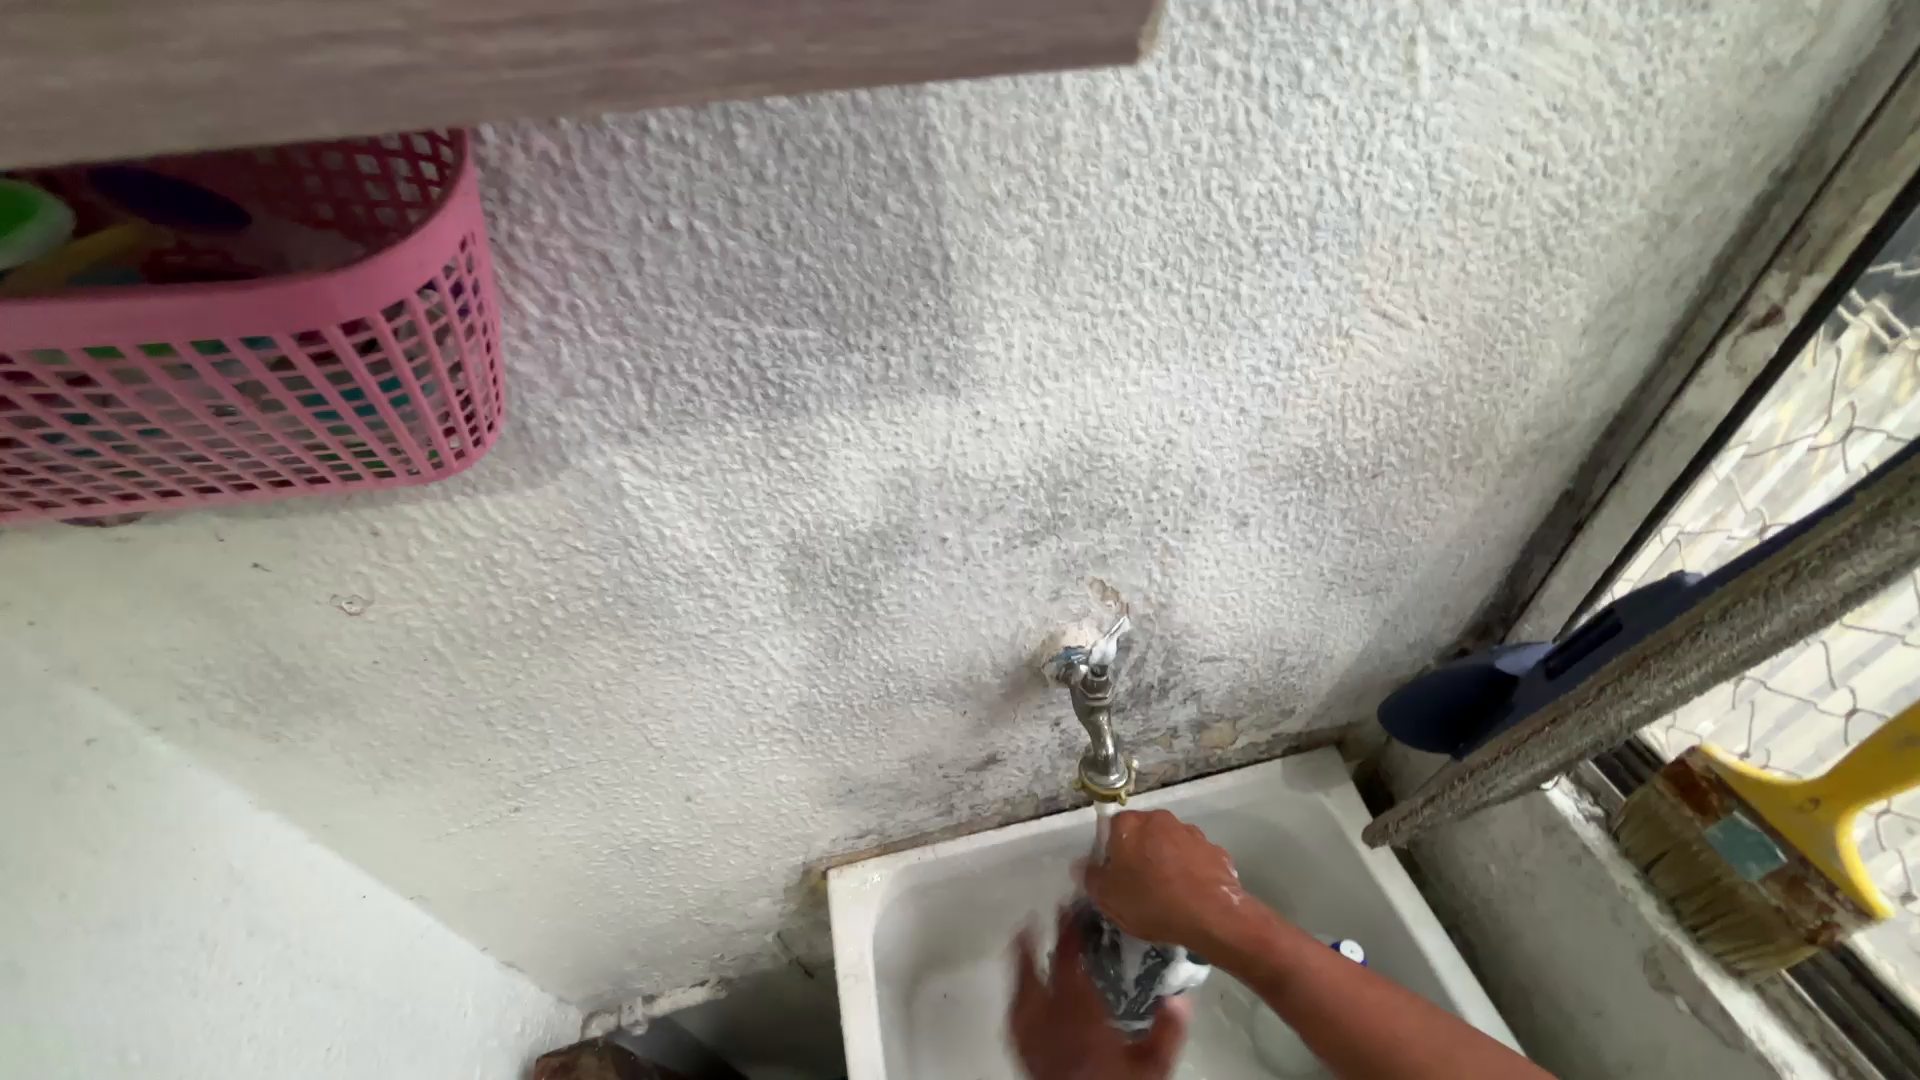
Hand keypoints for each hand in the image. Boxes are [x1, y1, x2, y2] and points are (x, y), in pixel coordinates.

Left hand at [1009, 908, 1187, 1079]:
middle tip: (1038, 917)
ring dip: (1020, 963)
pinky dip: (1015, 994)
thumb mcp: (1153, 1070)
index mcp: (1084, 1020)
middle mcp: (1053, 1025)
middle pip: (1037, 973)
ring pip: (1020, 992)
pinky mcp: (1025, 1056)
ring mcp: (1034, 1041)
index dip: (1068, 935)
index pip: (1071, 967)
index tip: (1069, 911)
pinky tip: (1018, 989)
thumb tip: (1181, 998)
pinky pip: (1014, 1019)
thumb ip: (1167, 1033)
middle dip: (1036, 941)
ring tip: (1022, 939)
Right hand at [1082, 809, 1246, 952]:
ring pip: (1171, 844)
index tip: (1116, 875)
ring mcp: (1190, 832)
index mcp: (1129, 824)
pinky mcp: (1215, 849)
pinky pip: (1196, 859)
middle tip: (1140, 885)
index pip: (1112, 828)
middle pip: (1143, 833)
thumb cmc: (1150, 902)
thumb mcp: (1107, 898)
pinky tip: (1192, 896)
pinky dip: (1192, 872)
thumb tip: (1084, 865)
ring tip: (1169, 893)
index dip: (1112, 852)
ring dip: (1168, 860)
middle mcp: (1160, 818)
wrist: (1210, 916)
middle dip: (1141, 853)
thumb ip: (1091, 877)